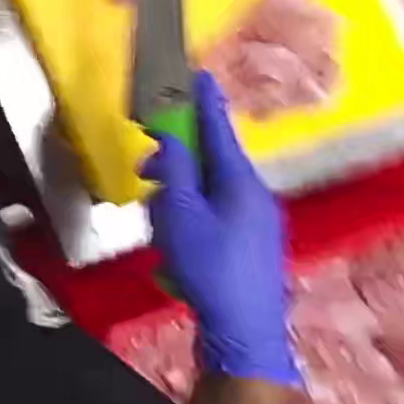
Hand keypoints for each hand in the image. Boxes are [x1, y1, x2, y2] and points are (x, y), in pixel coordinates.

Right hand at [141, 71, 299, 386]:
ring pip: (208, 189)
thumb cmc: (208, 264)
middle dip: (175, 164)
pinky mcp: (252, 241)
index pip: (218, 130)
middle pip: (209, 162)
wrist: (244, 328)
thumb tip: (171, 137)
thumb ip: (175, 170)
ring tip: (159, 223)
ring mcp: (258, 220)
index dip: (204, 102)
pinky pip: (215, 211)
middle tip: (145, 174)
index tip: (197, 75)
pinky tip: (177, 240)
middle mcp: (254, 194)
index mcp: (240, 182)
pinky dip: (190, 214)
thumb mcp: (180, 213)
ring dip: (178, 196)